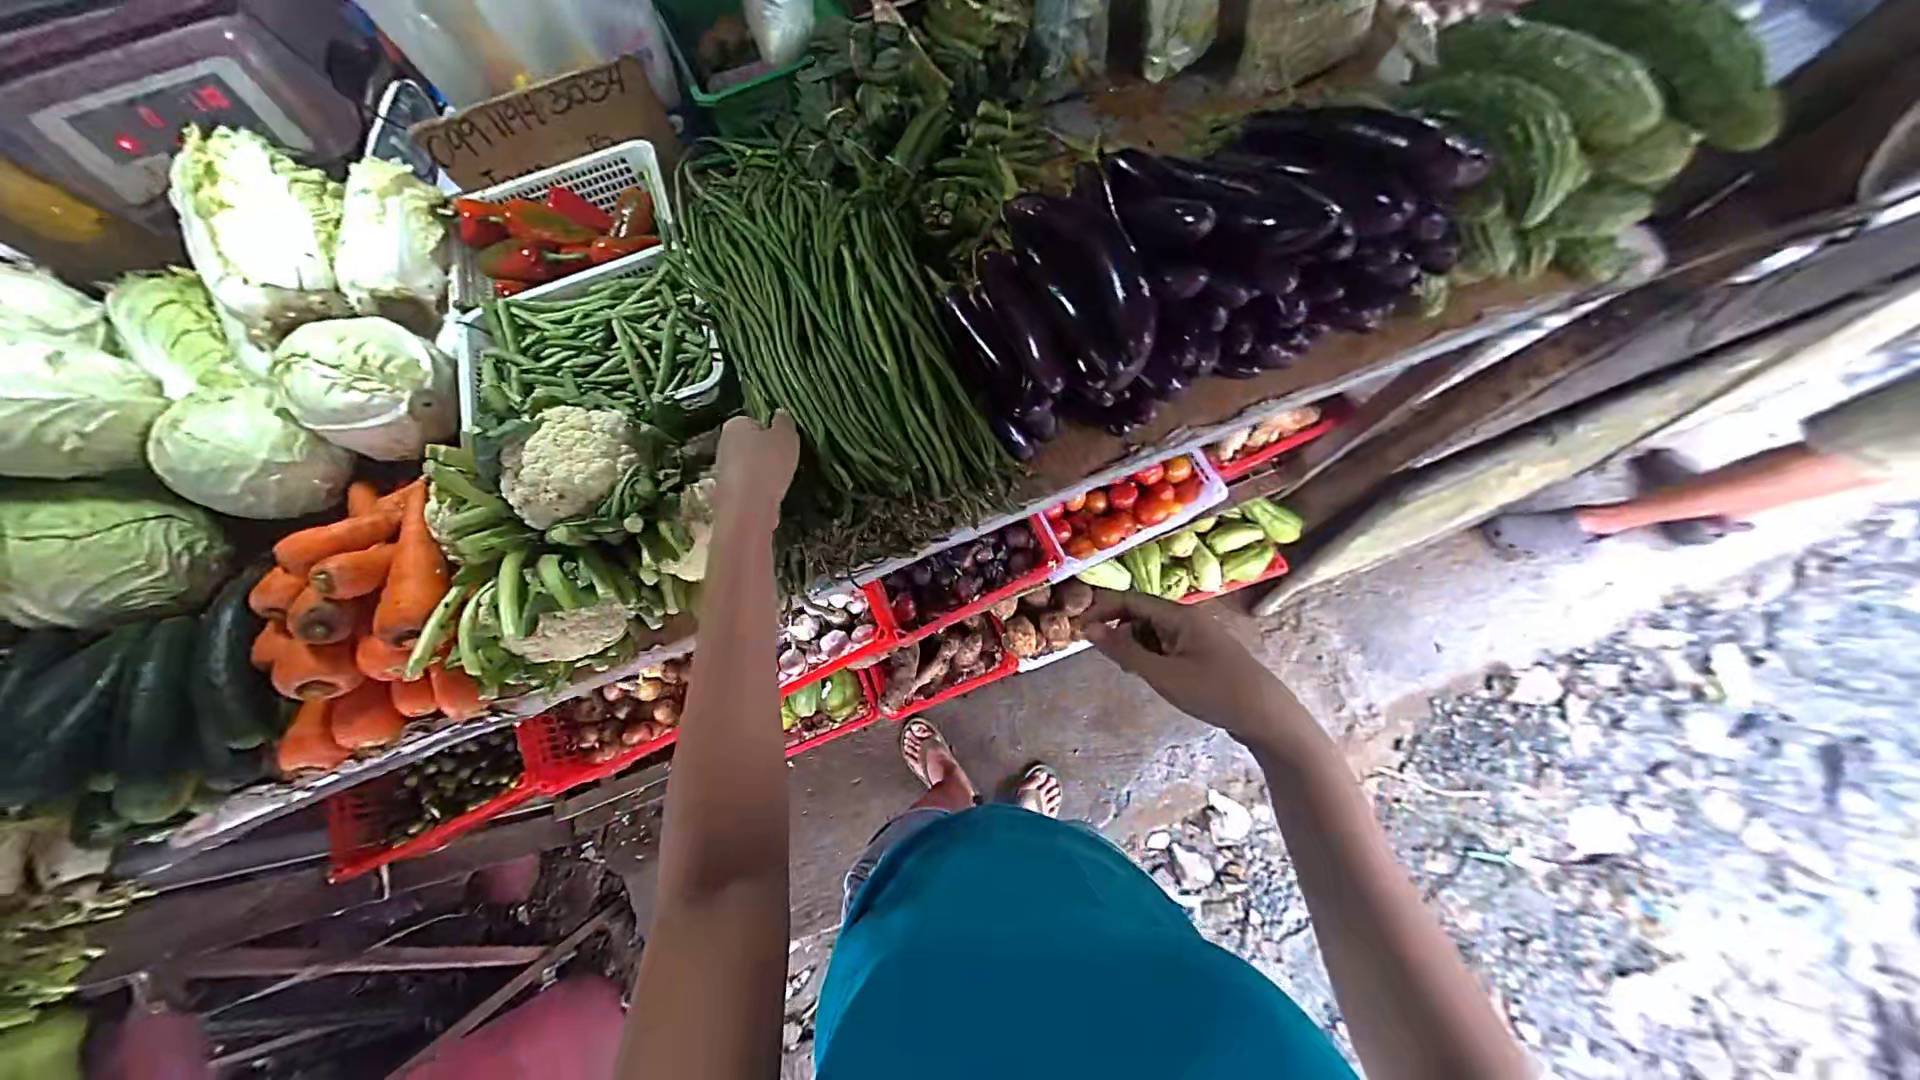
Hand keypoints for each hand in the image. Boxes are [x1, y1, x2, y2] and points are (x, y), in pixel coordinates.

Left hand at [714, 411, 798, 524]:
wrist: (748, 507)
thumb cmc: (768, 464)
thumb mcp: (786, 436)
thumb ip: (785, 423)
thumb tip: (780, 414)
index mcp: (735, 424)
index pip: (755, 422)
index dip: (772, 432)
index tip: (784, 443)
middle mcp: (724, 444)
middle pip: (751, 445)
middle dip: (767, 453)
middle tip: (785, 462)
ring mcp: (723, 470)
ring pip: (750, 467)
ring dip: (764, 473)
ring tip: (780, 481)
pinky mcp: (728, 493)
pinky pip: (749, 486)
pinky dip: (760, 491)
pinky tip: (771, 497)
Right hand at [1081, 590, 1322, 759]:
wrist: (1267, 716)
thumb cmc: (1213, 692)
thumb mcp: (1162, 674)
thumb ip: (1124, 651)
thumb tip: (1088, 629)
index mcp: (1178, 615)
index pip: (1130, 600)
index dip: (1102, 610)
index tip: (1079, 630)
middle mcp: (1187, 618)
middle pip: (1141, 614)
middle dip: (1120, 632)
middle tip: (1114, 661)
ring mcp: (1196, 635)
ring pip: (1153, 631)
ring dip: (1137, 646)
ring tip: (1138, 673)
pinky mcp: (1202, 652)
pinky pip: (1167, 645)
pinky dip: (1153, 656)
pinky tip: (1156, 676)